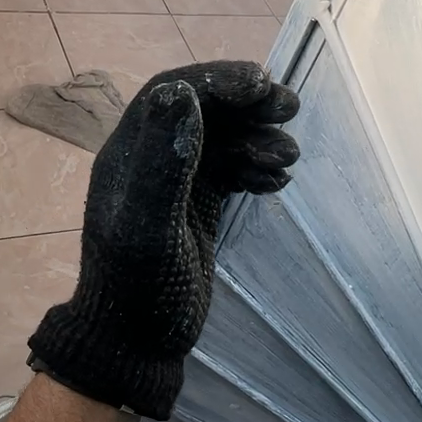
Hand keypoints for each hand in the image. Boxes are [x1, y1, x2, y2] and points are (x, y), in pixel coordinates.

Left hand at [27, 61, 298, 418]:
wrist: (137, 342)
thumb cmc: (139, 288)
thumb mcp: (150, 227)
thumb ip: (163, 161)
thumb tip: (182, 91)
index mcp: (130, 153)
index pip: (173, 92)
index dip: (217, 80)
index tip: (261, 84)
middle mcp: (152, 159)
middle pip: (204, 110)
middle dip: (247, 104)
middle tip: (290, 108)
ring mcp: (177, 183)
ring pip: (222, 141)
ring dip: (257, 139)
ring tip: (291, 155)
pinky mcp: (197, 206)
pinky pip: (231, 171)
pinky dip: (256, 168)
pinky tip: (279, 182)